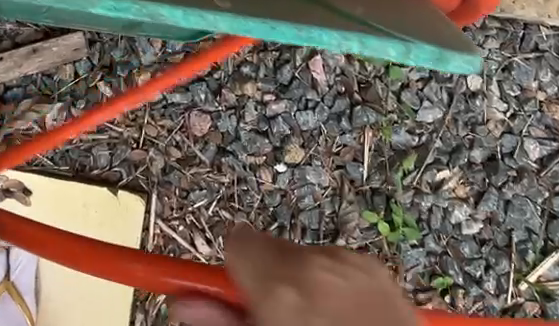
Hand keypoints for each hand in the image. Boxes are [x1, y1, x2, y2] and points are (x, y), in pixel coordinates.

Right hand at [169, 224, 412, 325]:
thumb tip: (183, 304)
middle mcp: (315, 263)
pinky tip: (342, 319)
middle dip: (268, 280)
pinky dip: (333, 284)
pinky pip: (337, 263)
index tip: (235, 295)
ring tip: (317, 324)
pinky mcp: (376, 266)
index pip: (235, 241)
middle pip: (270, 250)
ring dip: (302, 283)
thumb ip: (222, 322)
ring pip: (304, 257)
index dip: (233, 272)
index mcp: (282, 287)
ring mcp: (350, 262)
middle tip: (278, 320)